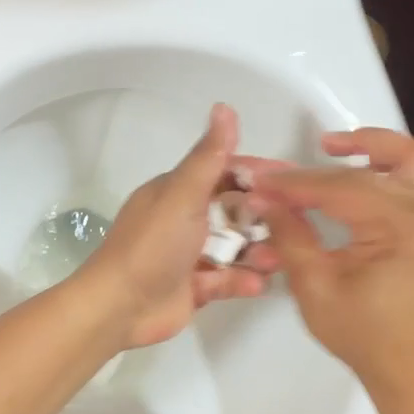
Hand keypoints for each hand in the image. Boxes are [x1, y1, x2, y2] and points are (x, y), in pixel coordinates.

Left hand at [77, 104, 278, 347]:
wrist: (120, 306)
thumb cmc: (151, 245)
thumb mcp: (181, 194)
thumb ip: (208, 156)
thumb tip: (223, 107)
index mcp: (176, 193)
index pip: (224, 173)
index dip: (258, 175)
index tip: (294, 180)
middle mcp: (183, 220)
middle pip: (236, 211)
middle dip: (265, 217)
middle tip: (294, 225)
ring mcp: (189, 255)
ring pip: (236, 247)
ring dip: (259, 251)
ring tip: (274, 260)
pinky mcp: (195, 287)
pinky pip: (228, 279)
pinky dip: (243, 281)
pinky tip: (256, 284)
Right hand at [253, 128, 413, 396]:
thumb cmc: (364, 334)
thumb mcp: (314, 286)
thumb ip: (290, 235)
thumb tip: (263, 200)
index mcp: (406, 226)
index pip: (342, 187)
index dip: (297, 181)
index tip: (260, 177)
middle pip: (391, 162)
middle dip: (349, 150)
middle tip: (319, 144)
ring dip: (388, 151)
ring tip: (351, 153)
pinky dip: (403, 172)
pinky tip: (374, 180)